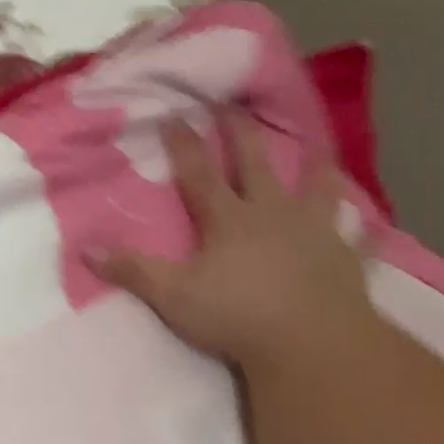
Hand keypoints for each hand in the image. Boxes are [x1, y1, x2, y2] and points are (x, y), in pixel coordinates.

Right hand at [89, 112, 382, 372]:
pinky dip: (351, 223)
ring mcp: (313, 230)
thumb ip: (132, 270)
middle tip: (236, 106)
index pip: (200, 176)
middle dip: (242, 135)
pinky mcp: (341, 254)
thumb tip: (86, 248)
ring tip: (317, 144)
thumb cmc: (233, 314)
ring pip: (314, 186)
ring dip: (313, 163)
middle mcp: (272, 214)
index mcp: (228, 221)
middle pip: (255, 166)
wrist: (308, 337)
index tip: (176, 116)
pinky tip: (357, 221)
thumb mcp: (171, 294)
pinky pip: (349, 231)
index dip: (186, 146)